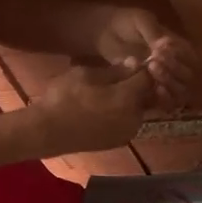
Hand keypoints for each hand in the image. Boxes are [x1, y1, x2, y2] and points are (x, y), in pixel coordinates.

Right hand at [28, 64, 152, 155]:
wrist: (54, 130)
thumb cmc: (66, 97)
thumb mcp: (86, 75)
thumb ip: (115, 71)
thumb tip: (135, 64)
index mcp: (129, 99)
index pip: (147, 81)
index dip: (143, 70)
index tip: (133, 62)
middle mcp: (137, 118)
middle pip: (147, 98)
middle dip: (139, 86)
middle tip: (123, 76)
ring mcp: (131, 131)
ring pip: (139, 111)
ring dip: (132, 100)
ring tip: (113, 91)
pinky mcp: (123, 140)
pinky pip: (130, 122)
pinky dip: (125, 112)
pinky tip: (109, 107)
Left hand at [94, 7, 196, 108]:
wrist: (105, 32)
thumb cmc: (127, 23)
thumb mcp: (140, 20)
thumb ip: (153, 32)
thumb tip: (164, 44)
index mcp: (182, 50)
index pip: (192, 59)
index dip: (180, 57)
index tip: (160, 49)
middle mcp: (180, 69)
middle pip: (188, 78)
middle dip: (174, 69)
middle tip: (153, 60)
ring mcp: (170, 84)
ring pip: (181, 92)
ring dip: (169, 83)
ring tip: (151, 69)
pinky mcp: (157, 95)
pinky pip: (169, 103)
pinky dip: (165, 98)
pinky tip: (155, 88)